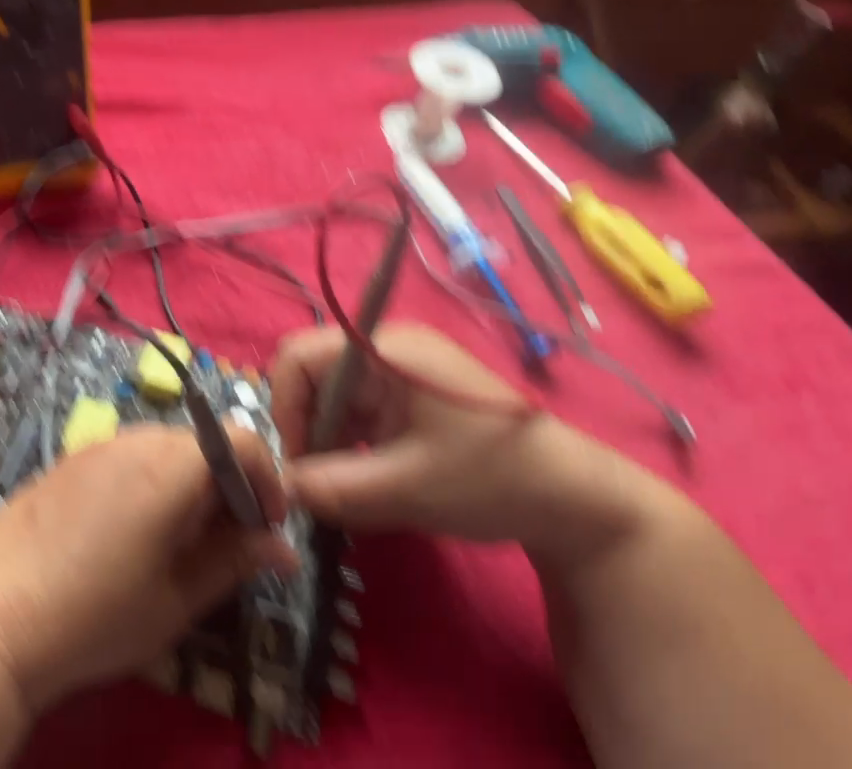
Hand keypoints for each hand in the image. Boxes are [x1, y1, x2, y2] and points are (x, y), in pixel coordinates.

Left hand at [0, 424, 297, 710]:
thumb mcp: (177, 598)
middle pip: (199, 442)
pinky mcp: (64, 465)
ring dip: (186, 484)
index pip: (239, 439)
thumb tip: (282, 549)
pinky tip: (129, 537)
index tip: (265, 530)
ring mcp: (91, 450)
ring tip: (179, 545)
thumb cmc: (96, 614)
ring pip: (159, 450)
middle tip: (228, 544)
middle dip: (226, 484)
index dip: (266, 480)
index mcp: (168, 466)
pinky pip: (122, 460)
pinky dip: (147, 484)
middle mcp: (130, 443)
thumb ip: (234, 562)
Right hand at [270, 322, 669, 566]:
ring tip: (345, 492)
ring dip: (327, 447)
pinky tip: (367, 485)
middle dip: (307, 433)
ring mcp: (396, 376)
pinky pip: (353, 419)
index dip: (286, 407)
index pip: (298, 356)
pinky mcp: (405, 402)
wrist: (575, 502)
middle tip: (318, 487)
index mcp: (386, 349)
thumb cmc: (493, 480)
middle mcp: (385, 350)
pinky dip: (348, 451)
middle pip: (310, 380)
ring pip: (329, 404)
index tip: (299, 464)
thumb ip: (331, 486)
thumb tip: (277, 489)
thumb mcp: (405, 488)